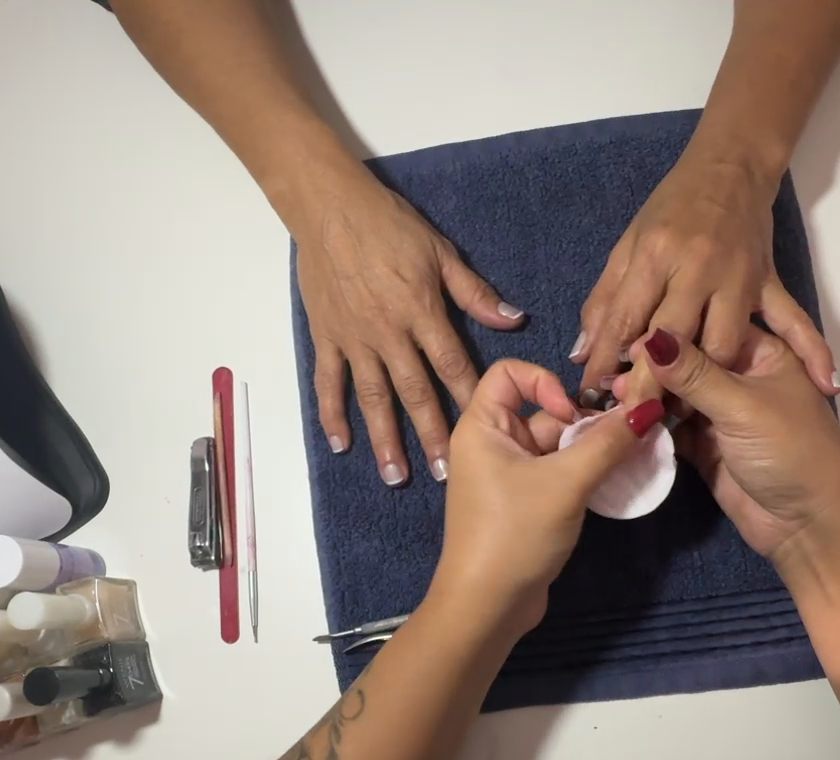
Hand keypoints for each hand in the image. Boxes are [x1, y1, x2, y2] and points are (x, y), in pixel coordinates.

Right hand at [298, 176, 523, 485]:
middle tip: (442, 474)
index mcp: (421, 312)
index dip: (468, 399)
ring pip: (372, 397)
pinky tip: (341, 444)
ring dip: (384, 438)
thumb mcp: (440, 252)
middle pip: (414, 393)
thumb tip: (513, 320)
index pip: (451, 365)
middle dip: (430, 435)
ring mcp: (354, 339)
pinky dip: (331, 414)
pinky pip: (328, 382)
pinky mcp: (326, 337)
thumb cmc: (389, 224)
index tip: (485, 434)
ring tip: (395, 474)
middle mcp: (388, 334)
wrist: (328, 205)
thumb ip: (474, 293)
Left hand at [430, 360, 664, 634]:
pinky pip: (558, 473)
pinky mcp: (525, 504)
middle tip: (622, 440)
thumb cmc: (515, 533)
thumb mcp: (565, 483)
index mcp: (482, 427)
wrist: (487, 606)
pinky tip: (614, 484)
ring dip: (590, 451)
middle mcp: (491, 444)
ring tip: (628, 462)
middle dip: (582, 422)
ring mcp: (508, 476)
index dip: (545, 381)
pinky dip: (584, 474)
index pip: (509, 372)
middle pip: (542, 410)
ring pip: (556, 445)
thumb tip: (650, 406)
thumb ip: (608, 443)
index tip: (572, 415)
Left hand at [573, 154, 837, 402]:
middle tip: (636, 419)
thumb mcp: (627, 249)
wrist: (730, 166)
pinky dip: (812, 353)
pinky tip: (828, 385)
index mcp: (656, 256)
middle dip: (652, 386)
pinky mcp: (770, 283)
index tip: (592, 399)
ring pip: (724, 345)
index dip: (606, 364)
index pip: (626, 320)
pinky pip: (794, 322)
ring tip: (685, 414)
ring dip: (706, 385)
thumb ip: (603, 304)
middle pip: (674, 341)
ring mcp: (740, 278)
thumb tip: (583, 357)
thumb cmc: (670, 211)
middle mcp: (698, 267)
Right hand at [638, 327, 839, 577]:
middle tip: (615, 377)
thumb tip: (651, 336)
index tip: (630, 342)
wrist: (808, 524)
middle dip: (653, 370)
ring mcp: (722, 415)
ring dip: (649, 399)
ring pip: (676, 398)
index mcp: (761, 354)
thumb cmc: (790, 451)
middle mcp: (740, 379)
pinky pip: (673, 430)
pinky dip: (652, 427)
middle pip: (687, 364)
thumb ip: (694, 373)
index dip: (670, 334)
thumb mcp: (742, 405)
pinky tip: (625, 422)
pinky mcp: (707, 448)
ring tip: (615, 399)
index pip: (708, 330)